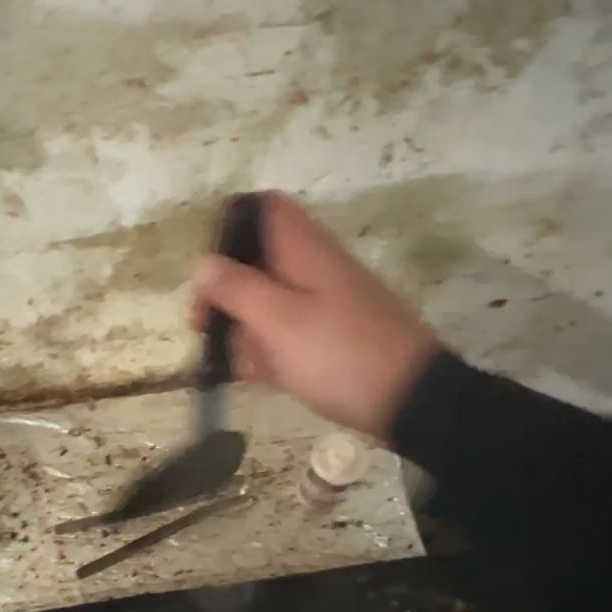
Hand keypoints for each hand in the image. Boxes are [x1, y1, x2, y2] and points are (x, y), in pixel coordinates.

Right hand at [189, 192, 441, 439]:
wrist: (410, 401)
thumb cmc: (340, 355)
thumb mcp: (280, 321)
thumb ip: (237, 289)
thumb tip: (202, 263)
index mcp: (304, 251)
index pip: (265, 210)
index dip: (230, 228)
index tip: (207, 269)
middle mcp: (312, 271)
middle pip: (256, 264)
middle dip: (226, 296)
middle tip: (201, 327)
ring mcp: (321, 308)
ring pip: (266, 306)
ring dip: (242, 333)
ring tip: (233, 365)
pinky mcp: (327, 342)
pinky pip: (284, 338)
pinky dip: (266, 355)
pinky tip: (257, 379)